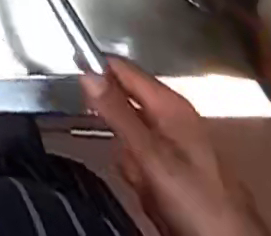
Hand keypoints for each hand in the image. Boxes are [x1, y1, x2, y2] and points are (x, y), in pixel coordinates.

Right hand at [83, 57, 270, 235]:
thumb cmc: (196, 198)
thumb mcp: (151, 154)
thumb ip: (117, 112)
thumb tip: (88, 73)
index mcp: (169, 103)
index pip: (124, 70)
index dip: (98, 71)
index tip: (74, 84)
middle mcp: (171, 117)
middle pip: (124, 109)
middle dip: (118, 137)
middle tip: (131, 162)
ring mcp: (172, 145)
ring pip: (129, 142)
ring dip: (131, 165)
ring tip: (148, 187)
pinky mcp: (172, 171)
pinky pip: (141, 166)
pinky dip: (141, 182)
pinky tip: (155, 200)